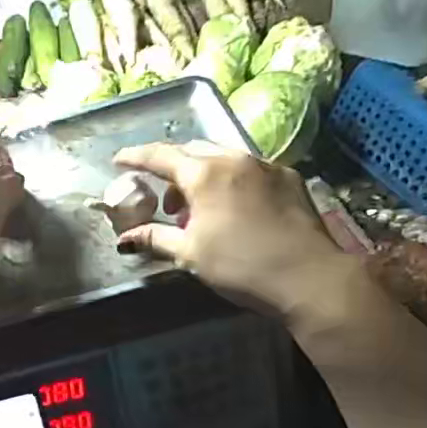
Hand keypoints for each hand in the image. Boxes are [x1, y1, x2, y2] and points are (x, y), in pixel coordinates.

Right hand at [113, 142, 369, 323]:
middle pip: (193, 151)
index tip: (119, 159)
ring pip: (223, 157)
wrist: (307, 276)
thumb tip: (125, 237)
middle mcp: (234, 159)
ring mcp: (265, 165)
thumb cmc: (239, 266)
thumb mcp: (190, 254)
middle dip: (173, 170)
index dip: (136, 156)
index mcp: (204, 174)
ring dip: (203, 175)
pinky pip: (249, 169)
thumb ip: (156, 238)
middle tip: (165, 200)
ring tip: (198, 209)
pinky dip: (231, 181)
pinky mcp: (289, 178)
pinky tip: (232, 209)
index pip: (160, 156)